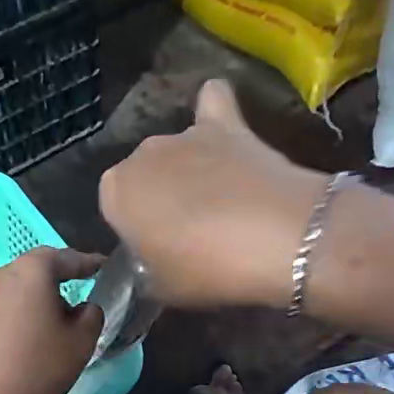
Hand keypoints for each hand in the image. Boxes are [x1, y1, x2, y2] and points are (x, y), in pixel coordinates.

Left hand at [0, 248, 104, 393]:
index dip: (93, 264)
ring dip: (49, 292)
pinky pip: (17, 300)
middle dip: (68, 273)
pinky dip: (34, 306)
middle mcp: (10, 272)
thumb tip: (85, 308)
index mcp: (36, 269)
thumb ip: (93, 315)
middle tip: (90, 285)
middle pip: (46, 265)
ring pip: (29, 283)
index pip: (72, 258)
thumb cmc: (38, 365)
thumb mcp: (82, 341)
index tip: (108, 268)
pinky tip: (44, 328)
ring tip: (69, 313)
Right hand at [99, 79, 329, 309]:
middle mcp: (143, 153)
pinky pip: (213, 104)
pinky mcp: (230, 123)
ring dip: (188, 171)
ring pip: (177, 151)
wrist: (277, 239)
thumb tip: (152, 261)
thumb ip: (146, 269)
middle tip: (190, 233)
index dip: (136, 231)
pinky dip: (214, 114)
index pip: (115, 209)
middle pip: (145, 175)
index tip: (159, 251)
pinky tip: (224, 135)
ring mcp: (187, 133)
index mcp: (116, 191)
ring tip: (218, 202)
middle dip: (160, 198)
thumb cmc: (207, 270)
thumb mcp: (162, 289)